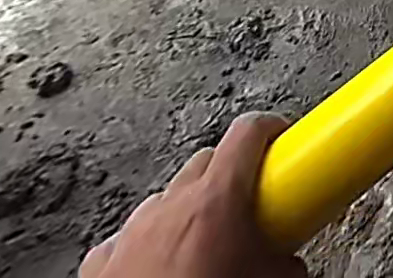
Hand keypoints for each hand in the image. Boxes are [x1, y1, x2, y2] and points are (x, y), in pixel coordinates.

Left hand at [79, 112, 304, 277]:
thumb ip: (285, 262)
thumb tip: (292, 265)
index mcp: (216, 200)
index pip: (248, 131)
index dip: (269, 128)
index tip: (280, 140)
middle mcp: (171, 206)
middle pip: (207, 159)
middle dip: (229, 170)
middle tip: (245, 200)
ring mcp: (130, 235)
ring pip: (166, 196)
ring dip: (185, 206)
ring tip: (200, 241)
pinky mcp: (100, 268)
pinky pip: (125, 237)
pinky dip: (143, 242)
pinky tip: (155, 266)